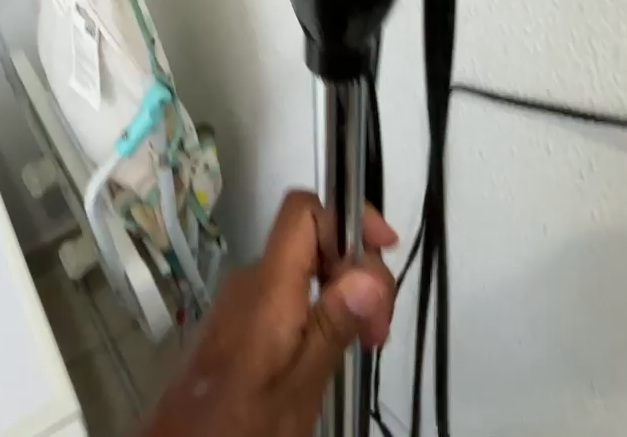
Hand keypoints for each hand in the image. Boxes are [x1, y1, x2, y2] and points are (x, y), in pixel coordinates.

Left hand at [140, 191, 397, 436]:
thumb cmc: (241, 420)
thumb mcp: (299, 383)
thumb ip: (333, 325)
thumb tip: (371, 272)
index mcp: (267, 283)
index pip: (303, 210)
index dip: (347, 215)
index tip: (385, 249)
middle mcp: (252, 276)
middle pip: (312, 238)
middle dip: (356, 267)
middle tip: (378, 330)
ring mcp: (243, 295)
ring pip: (304, 266)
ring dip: (342, 290)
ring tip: (363, 343)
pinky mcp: (241, 316)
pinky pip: (288, 289)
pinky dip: (319, 306)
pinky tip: (330, 347)